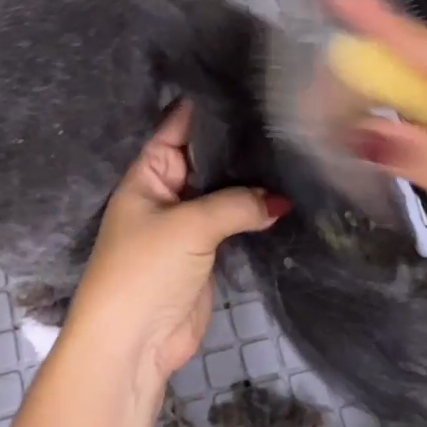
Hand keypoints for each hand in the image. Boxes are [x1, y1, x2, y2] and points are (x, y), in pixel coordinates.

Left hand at [65, 103, 288, 393]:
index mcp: (148, 172)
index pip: (179, 125)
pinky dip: (255, 210)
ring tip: (294, 146)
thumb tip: (281, 200)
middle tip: (284, 113)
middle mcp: (168, 189)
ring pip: (223, 189)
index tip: (247, 83)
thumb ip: (236, 204)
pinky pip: (233, 219)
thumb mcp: (189, 225)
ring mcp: (188, 220)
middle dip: (237, 141)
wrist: (132, 343)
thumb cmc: (144, 269)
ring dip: (250, 178)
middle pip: (206, 156)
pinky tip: (287, 193)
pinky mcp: (207, 249)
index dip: (208, 105)